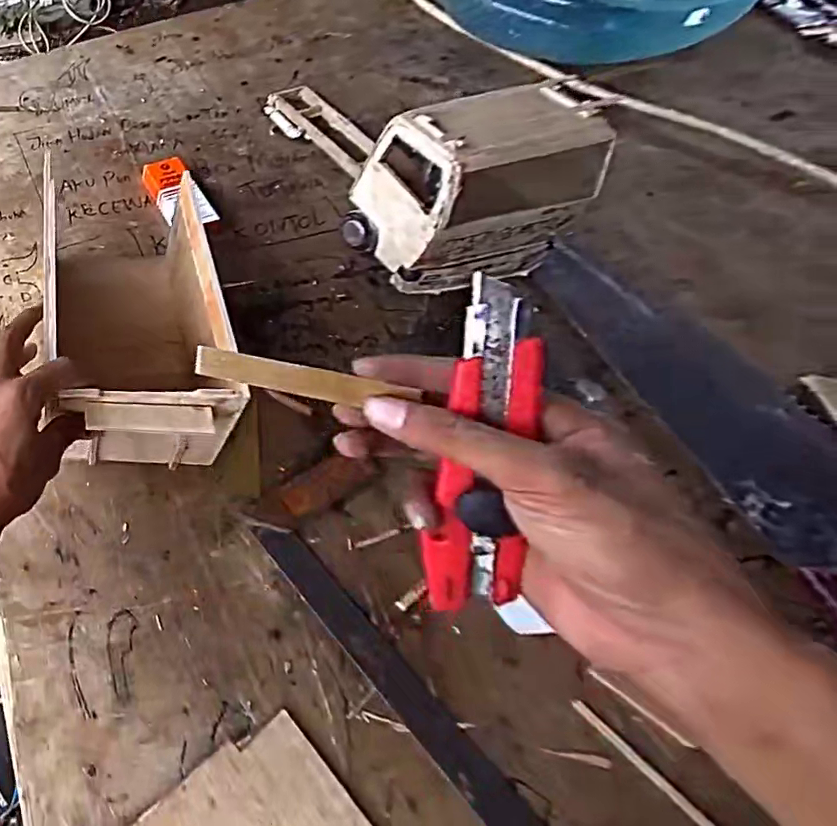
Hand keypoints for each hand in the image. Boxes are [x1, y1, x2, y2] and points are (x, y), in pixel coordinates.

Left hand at [0, 307, 85, 571]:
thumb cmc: (3, 486)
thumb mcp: (44, 462)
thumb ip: (61, 434)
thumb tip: (76, 421)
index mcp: (20, 394)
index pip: (57, 371)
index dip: (76, 372)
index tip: (88, 376)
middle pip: (10, 342)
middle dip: (26, 323)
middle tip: (39, 313)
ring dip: (17, 354)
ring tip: (33, 349)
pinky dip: (7, 380)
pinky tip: (19, 396)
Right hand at [331, 356, 788, 691]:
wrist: (670, 641)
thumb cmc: (623, 543)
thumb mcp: (539, 477)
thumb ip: (453, 438)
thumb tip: (379, 406)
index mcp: (555, 425)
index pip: (474, 384)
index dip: (417, 374)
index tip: (363, 372)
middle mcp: (527, 452)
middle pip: (444, 423)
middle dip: (394, 420)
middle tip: (343, 413)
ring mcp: (508, 494)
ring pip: (433, 465)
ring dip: (397, 464)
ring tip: (350, 453)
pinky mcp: (492, 530)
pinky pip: (440, 506)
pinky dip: (424, 512)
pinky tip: (425, 524)